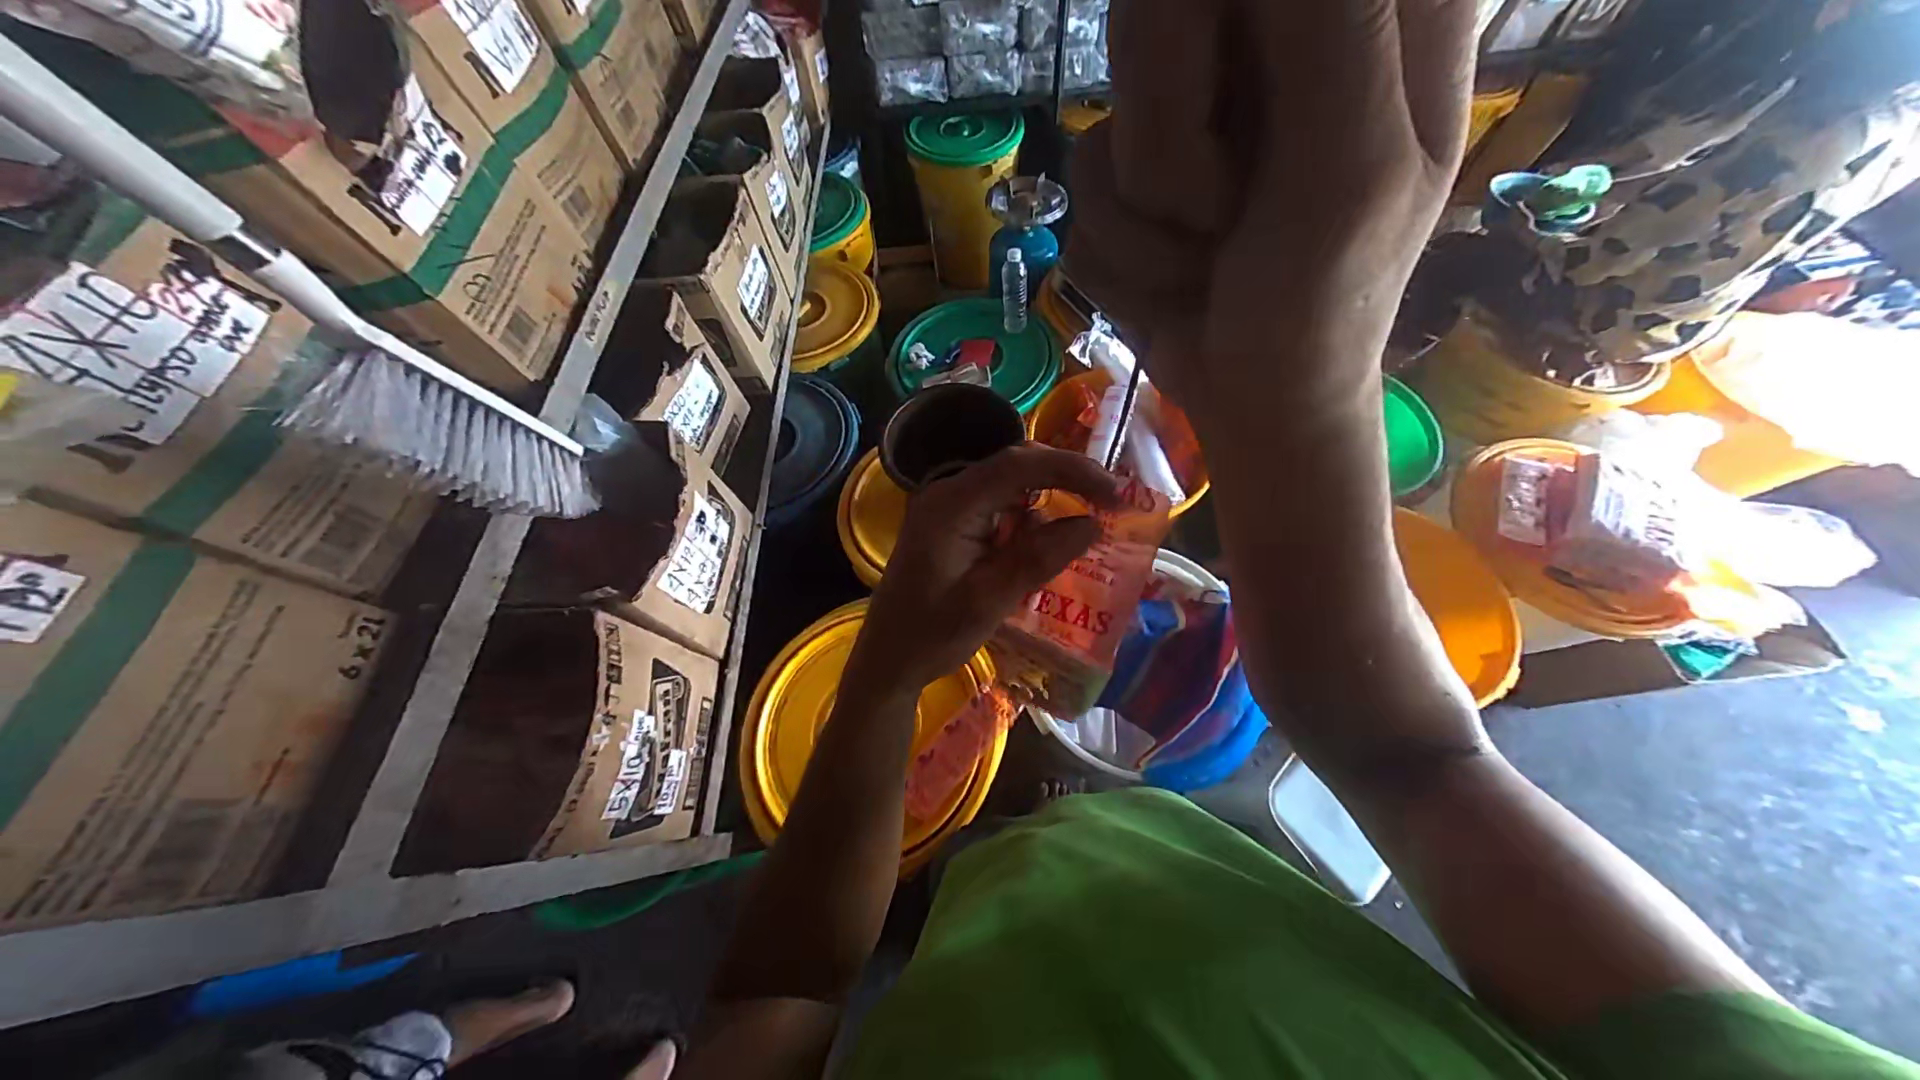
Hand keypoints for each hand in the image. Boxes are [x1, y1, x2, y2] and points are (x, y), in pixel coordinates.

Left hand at [847, 446, 1122, 694]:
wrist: (887, 658)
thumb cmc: (931, 635)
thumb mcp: (989, 602)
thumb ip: (1038, 559)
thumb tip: (1091, 525)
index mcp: (951, 505)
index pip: (1019, 465)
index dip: (1072, 471)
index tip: (1114, 494)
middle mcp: (948, 493)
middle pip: (1016, 466)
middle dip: (1066, 479)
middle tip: (1110, 503)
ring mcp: (948, 506)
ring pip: (1011, 484)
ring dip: (1050, 499)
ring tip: (1085, 525)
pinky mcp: (952, 523)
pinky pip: (999, 505)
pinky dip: (1029, 519)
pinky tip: (1046, 543)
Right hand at [1066, 0, 1474, 429]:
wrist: (1254, 399)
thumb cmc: (1323, 303)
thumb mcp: (1350, 171)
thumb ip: (1326, 32)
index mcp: (1359, 13)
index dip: (1205, 38)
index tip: (1229, 113)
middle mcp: (1263, 46)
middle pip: (1150, 20)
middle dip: (1168, 147)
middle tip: (1220, 214)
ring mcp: (1184, 116)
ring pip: (1100, 126)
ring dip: (1143, 225)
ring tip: (1205, 257)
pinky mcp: (1126, 178)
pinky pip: (1081, 193)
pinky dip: (1119, 256)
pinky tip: (1169, 278)